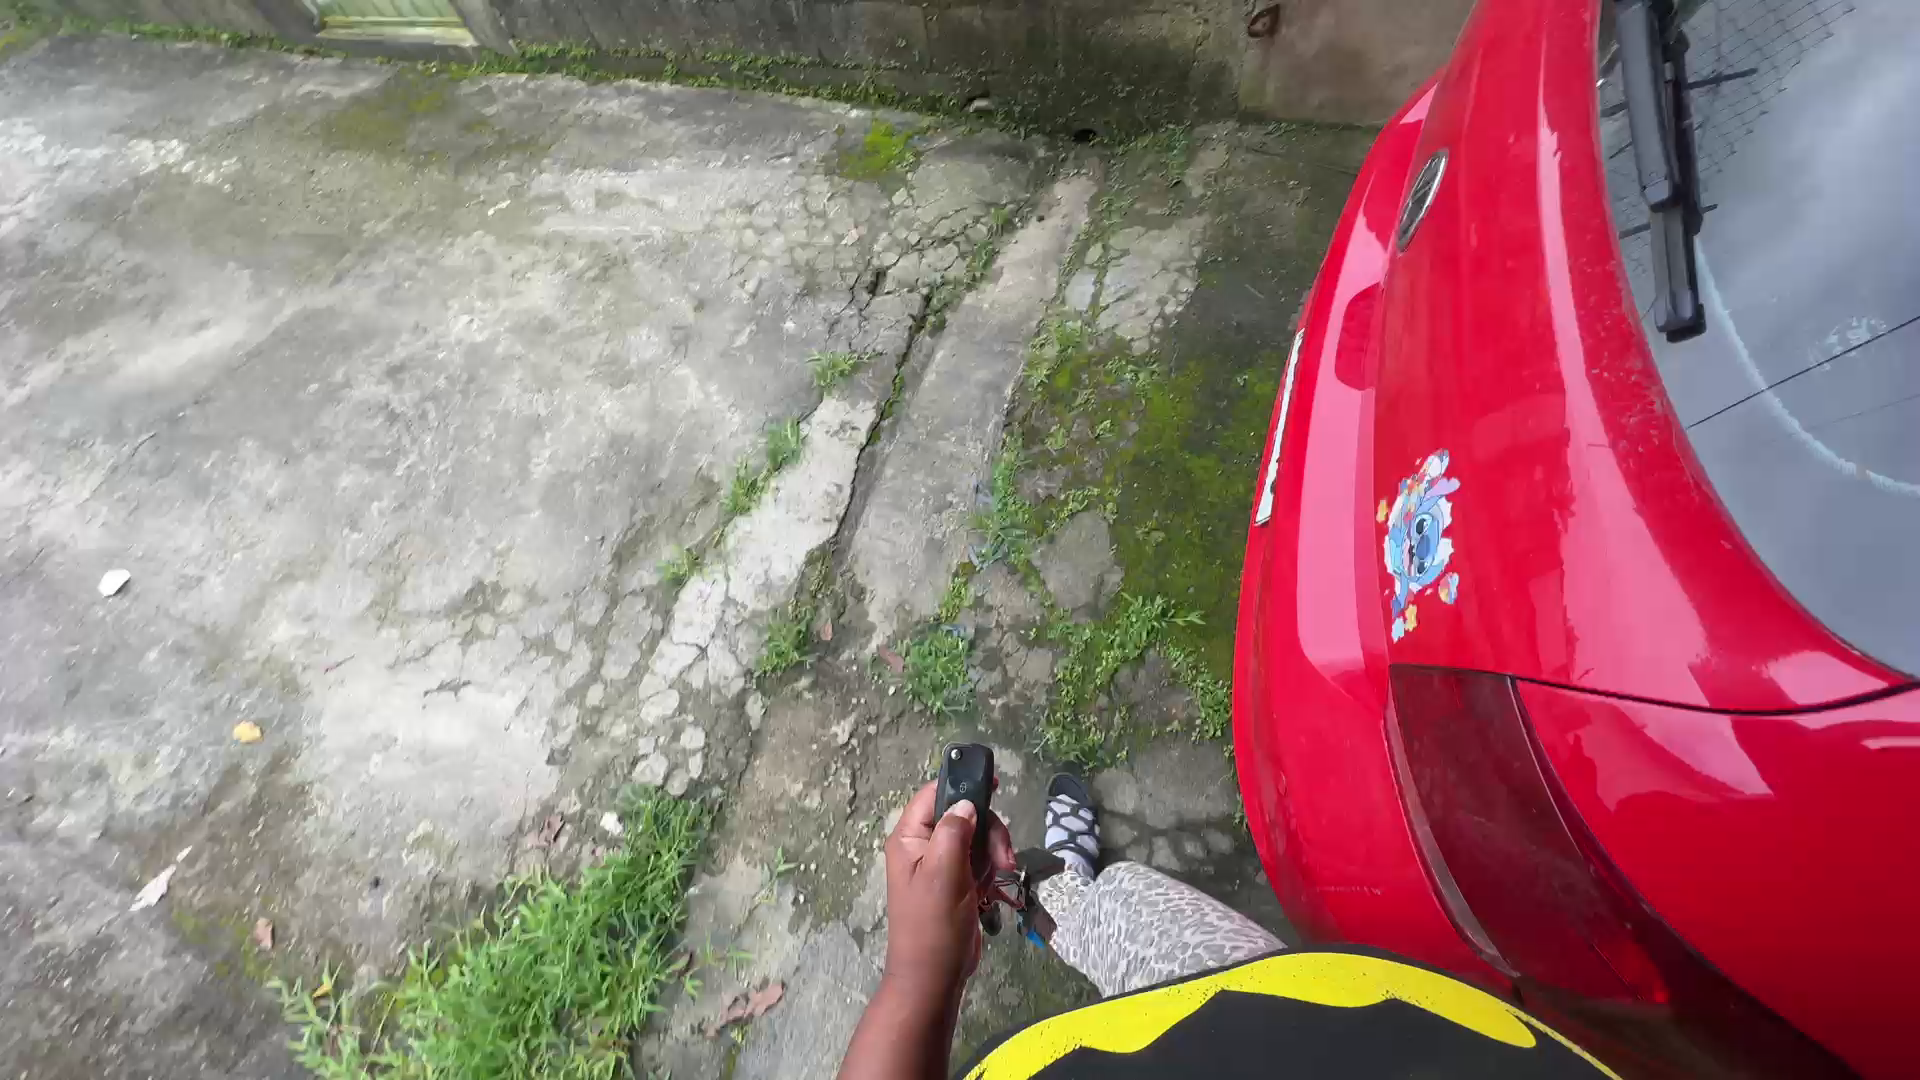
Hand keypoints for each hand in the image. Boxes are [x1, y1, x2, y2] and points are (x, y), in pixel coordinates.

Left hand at [880, 781, 1015, 1002]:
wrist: (934, 978)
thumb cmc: (933, 925)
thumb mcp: (942, 872)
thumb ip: (953, 831)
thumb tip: (966, 803)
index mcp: (909, 837)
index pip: (934, 794)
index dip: (961, 783)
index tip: (992, 783)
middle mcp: (923, 845)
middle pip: (962, 814)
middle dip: (987, 830)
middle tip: (1002, 854)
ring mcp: (941, 863)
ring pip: (976, 836)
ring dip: (994, 851)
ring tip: (1002, 873)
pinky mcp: (957, 880)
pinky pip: (980, 859)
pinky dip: (991, 868)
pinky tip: (994, 887)